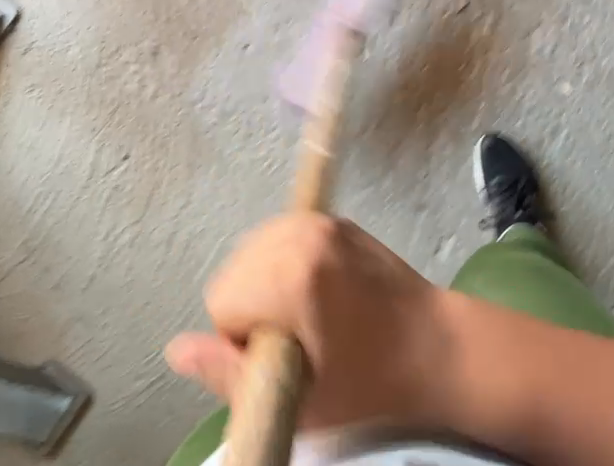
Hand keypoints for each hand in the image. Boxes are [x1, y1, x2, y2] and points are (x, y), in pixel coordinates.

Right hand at [165, 213, 452, 429]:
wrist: (437, 346)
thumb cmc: (369, 382)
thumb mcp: (295, 396)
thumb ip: (227, 373)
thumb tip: (176, 349)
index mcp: (290, 275)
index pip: (221, 301)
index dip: (242, 339)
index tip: (282, 356)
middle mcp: (301, 234)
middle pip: (234, 270)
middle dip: (250, 306)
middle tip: (296, 338)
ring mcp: (322, 220)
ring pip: (254, 251)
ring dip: (265, 282)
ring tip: (307, 314)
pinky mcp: (337, 219)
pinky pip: (283, 237)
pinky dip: (284, 261)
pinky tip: (315, 290)